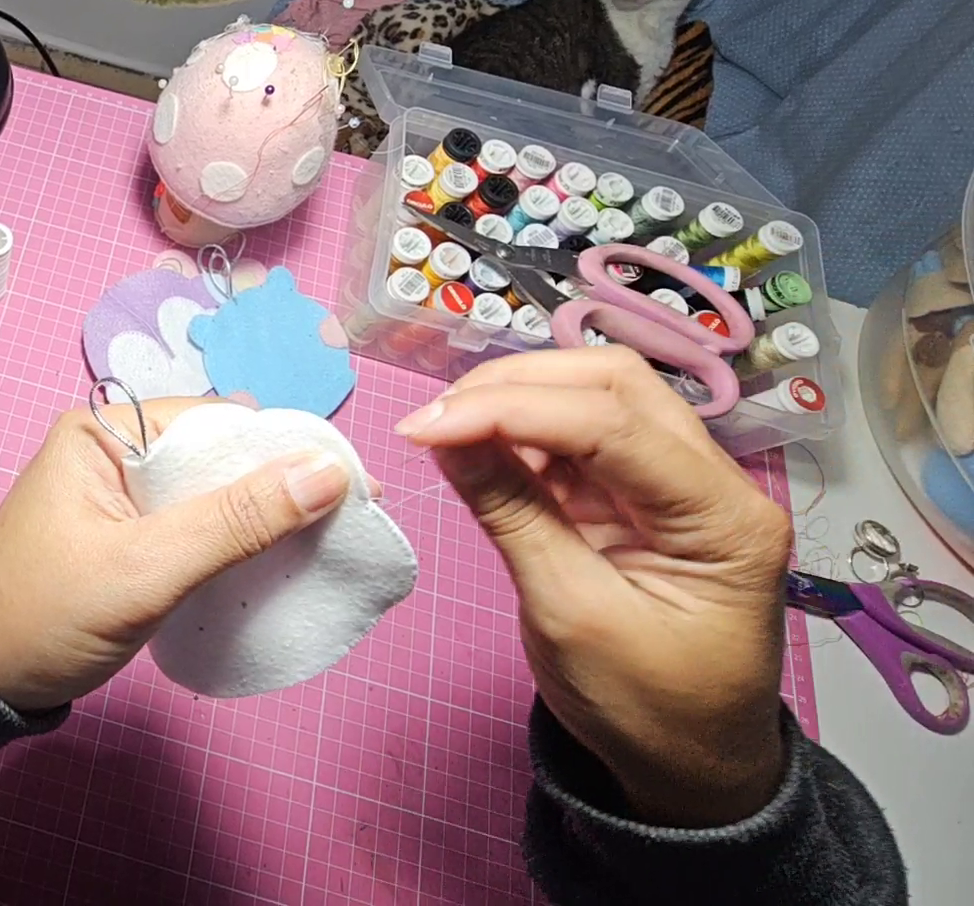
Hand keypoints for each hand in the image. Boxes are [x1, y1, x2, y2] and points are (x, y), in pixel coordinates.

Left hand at [0, 398, 353, 712]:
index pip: (209, 420)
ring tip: (330, 536)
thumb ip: (233, 521)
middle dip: (278, 481)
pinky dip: (235, 538)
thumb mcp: (143, 568)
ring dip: (262, 512)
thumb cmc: (47, 614)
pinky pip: (194, 522)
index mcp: (102, 433)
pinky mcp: (129, 531)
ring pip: (209, 490)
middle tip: (355, 513)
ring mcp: (121, 492)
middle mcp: (113, 449)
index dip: (282, 447)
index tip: (355, 482)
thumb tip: (325, 471)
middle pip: (213, 453)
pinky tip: (277, 556)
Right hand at [394, 346, 791, 826]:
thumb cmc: (642, 700)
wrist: (681, 758)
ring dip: (509, 398)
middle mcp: (705, 478)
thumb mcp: (567, 610)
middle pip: (610, 382)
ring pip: (588, 394)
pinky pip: (565, 434)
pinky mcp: (623, 490)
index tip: (421, 428)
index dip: (507, 412)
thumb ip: (509, 511)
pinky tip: (471, 447)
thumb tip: (443, 436)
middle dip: (513, 385)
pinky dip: (510, 429)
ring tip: (443, 429)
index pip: (609, 424)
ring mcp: (664, 479)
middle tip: (434, 419)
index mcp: (720, 515)